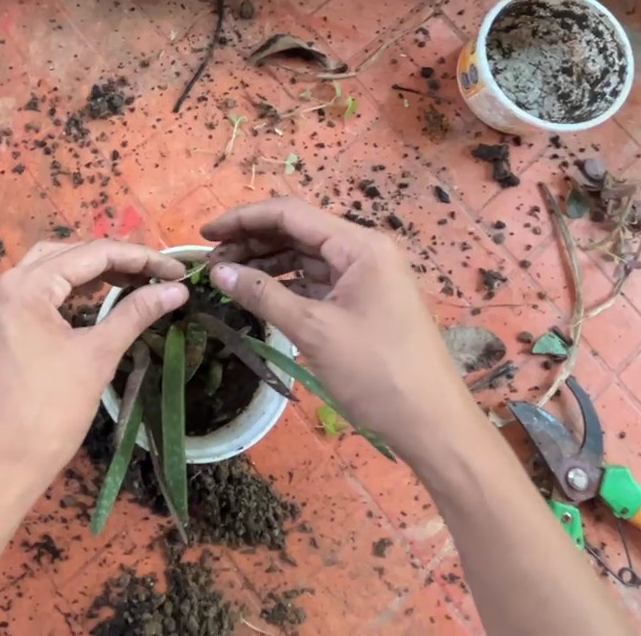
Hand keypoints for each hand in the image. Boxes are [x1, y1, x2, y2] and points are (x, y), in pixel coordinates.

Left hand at [0, 240, 187, 490]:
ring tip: (135, 279)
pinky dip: (70, 288)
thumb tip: (178, 289)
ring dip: (93, 271)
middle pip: (69, 254)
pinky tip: (97, 295)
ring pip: (52, 268)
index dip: (140, 258)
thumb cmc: (48, 414)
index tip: (178, 269)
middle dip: (117, 260)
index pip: (92, 254)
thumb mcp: (97, 356)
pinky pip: (38, 290)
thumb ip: (135, 313)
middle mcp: (5, 283)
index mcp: (25, 285)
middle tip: (159, 273)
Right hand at [203, 198, 469, 461]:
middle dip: (251, 241)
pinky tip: (256, 292)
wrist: (435, 426)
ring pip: (304, 255)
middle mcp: (363, 250)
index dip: (243, 219)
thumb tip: (219, 271)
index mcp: (359, 245)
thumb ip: (263, 294)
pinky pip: (315, 279)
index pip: (290, 214)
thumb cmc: (378, 373)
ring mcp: (365, 276)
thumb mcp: (314, 331)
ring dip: (265, 262)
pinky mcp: (362, 300)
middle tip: (209, 261)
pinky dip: (285, 283)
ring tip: (225, 276)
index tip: (205, 234)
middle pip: (297, 230)